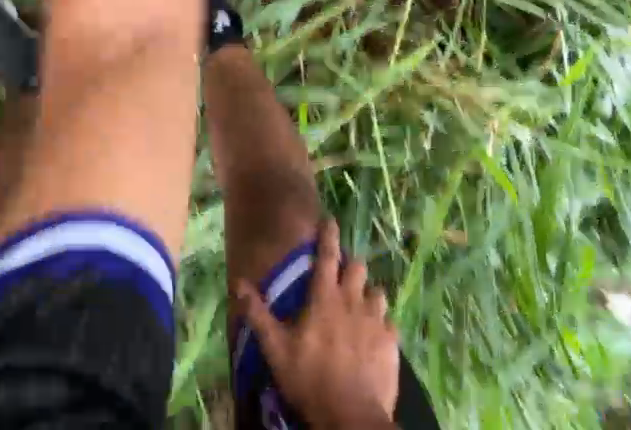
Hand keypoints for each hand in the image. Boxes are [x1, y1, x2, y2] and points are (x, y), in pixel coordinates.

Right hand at [236, 218, 399, 429]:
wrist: (351, 417)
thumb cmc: (309, 378)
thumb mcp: (275, 348)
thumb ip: (258, 313)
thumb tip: (239, 283)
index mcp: (324, 298)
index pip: (327, 256)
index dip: (329, 236)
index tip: (331, 220)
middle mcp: (353, 302)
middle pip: (357, 268)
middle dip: (351, 264)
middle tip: (343, 270)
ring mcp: (376, 322)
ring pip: (377, 292)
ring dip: (368, 292)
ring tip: (361, 300)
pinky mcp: (392, 344)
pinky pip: (390, 321)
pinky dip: (382, 321)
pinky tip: (376, 332)